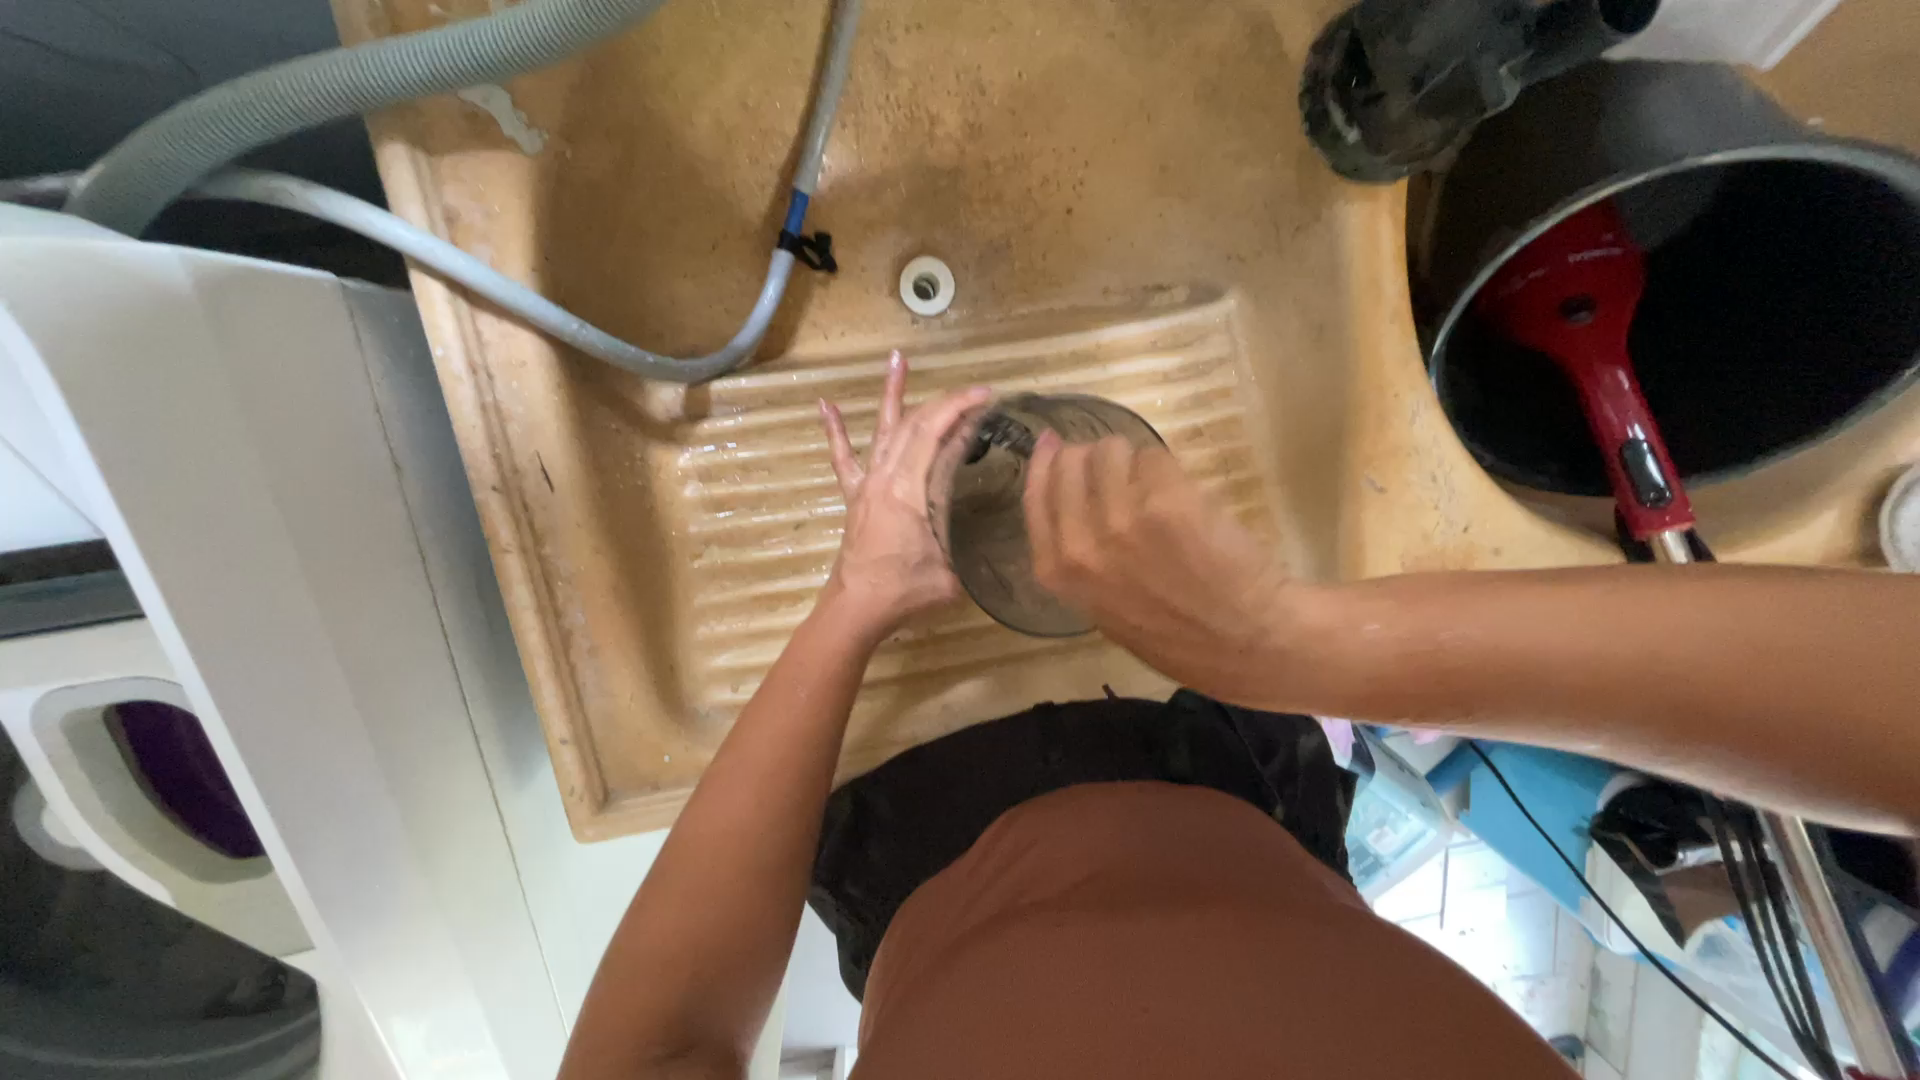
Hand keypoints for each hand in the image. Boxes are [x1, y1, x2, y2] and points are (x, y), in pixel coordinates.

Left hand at [817, 352, 990, 641]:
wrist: (857, 610)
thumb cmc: (907, 593)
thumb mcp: (952, 566)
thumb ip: (963, 529)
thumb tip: (981, 505)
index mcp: (911, 492)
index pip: (939, 438)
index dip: (964, 412)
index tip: (989, 397)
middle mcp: (886, 478)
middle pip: (916, 425)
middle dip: (946, 402)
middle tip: (974, 390)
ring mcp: (867, 484)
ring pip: (883, 430)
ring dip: (892, 393)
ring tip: (897, 359)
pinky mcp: (855, 496)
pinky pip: (843, 458)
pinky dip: (836, 431)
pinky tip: (826, 406)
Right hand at [1023, 432, 1298, 707]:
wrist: (1242, 642)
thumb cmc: (1173, 632)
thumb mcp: (1099, 605)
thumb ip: (1075, 554)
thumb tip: (1068, 489)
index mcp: (1059, 571)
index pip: (1035, 494)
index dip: (1045, 461)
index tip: (1053, 441)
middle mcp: (1081, 544)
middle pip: (1070, 463)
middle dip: (1093, 458)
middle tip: (1121, 471)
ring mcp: (1122, 520)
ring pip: (1112, 452)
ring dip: (1133, 461)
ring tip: (1157, 490)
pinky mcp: (1167, 503)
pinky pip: (1155, 457)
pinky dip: (1169, 470)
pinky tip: (1186, 498)